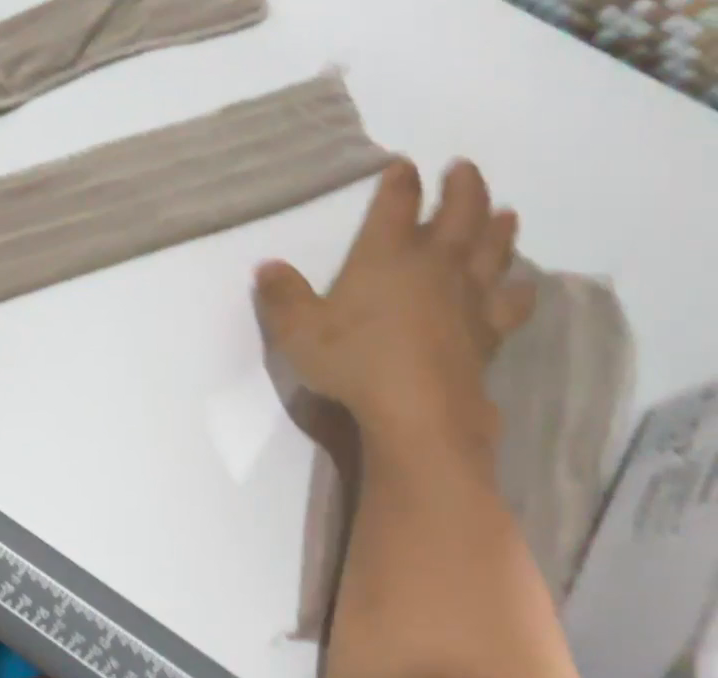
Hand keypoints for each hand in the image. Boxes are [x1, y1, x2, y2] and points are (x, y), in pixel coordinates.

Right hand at [254, 159, 536, 449]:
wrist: (415, 401)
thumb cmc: (351, 359)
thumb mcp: (297, 331)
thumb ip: (282, 297)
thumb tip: (267, 266)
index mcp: (385, 256)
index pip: (395, 206)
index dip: (399, 183)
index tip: (403, 165)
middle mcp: (435, 263)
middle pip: (459, 213)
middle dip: (461, 187)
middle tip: (463, 169)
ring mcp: (469, 293)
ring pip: (494, 248)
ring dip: (498, 225)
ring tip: (504, 211)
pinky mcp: (489, 327)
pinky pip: (512, 300)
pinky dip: (518, 288)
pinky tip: (521, 285)